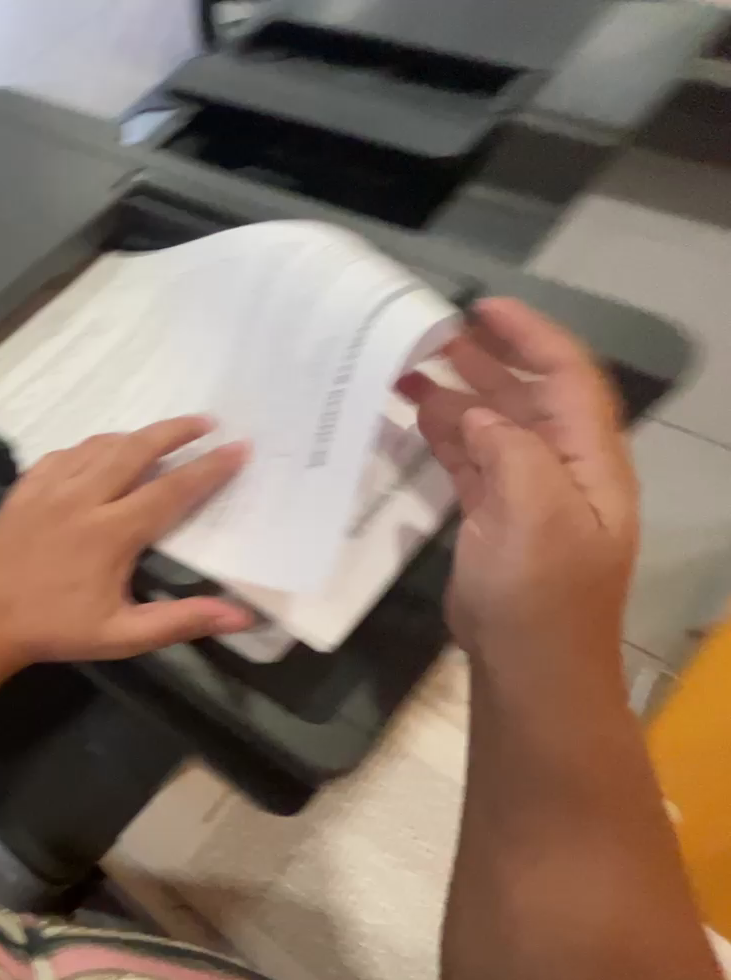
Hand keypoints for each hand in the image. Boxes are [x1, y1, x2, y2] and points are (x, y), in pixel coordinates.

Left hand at [0, 416, 252, 670]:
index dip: (209, 468)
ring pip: (95, 447)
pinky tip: (96, 455)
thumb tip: (242, 616)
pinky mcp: (20, 492)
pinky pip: (58, 456)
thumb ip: (180, 622)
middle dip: (173, 432)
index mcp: (109, 533)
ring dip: (130, 437)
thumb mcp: (120, 636)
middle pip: (134, 451)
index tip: (238, 448)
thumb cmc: (53, 630)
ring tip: (157, 437)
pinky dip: (85, 449)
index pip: (170, 490)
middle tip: (205, 423)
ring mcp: (44, 492)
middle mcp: (78, 500)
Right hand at [397, 298, 637, 675]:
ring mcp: (522, 490)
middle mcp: (559, 466)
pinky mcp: (488, 512)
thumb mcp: (536, 519)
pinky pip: (465, 457)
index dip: (531, 339)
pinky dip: (439, 432)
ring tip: (404, 369)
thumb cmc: (540, 592)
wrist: (530, 658)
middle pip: (527, 396)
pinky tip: (411, 417)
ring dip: (453, 393)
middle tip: (431, 333)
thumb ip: (511, 455)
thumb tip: (474, 411)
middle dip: (487, 359)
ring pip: (489, 424)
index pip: (565, 381)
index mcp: (587, 461)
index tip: (483, 309)